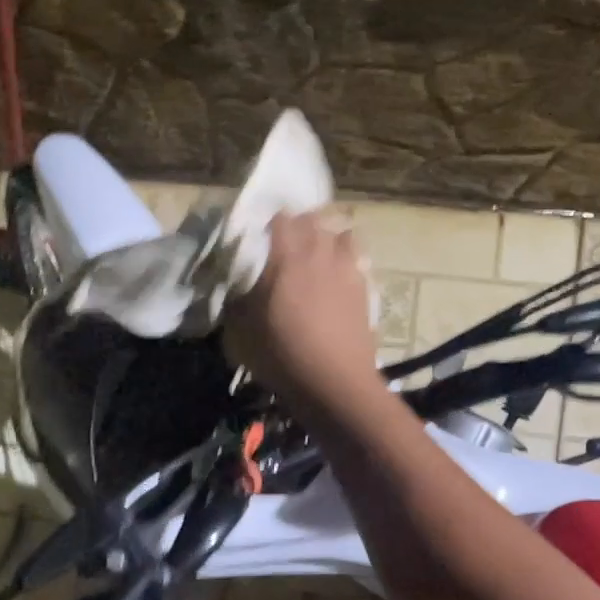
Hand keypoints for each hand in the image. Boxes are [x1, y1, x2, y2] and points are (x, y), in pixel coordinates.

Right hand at [226, 212, 380, 407]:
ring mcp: (347, 265)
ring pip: (339, 232)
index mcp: (285, 254)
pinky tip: (334, 279)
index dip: (265, 223)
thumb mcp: (240, 333)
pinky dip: (343, 259)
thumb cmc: (281, 355)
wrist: (333, 383)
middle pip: (310, 218)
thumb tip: (234, 287)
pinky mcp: (365, 285)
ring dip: (325, 238)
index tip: (254, 238)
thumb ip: (235, 301)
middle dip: (296, 226)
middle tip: (281, 246)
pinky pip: (354, 257)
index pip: (277, 216)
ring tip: (313, 257)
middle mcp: (319, 249)